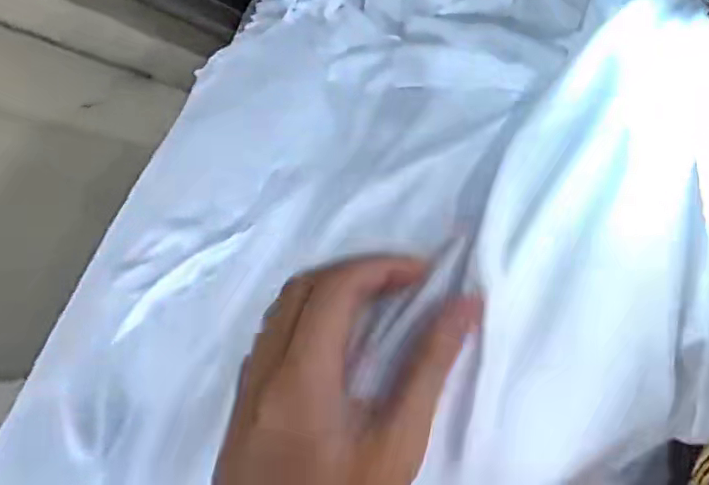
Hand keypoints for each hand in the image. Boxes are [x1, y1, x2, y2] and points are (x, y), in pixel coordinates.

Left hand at [215, 256, 480, 484]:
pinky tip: (343, 343)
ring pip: (280, 309)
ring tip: (378, 304)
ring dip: (331, 289)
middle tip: (404, 282)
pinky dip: (310, 317)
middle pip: (303, 287)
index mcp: (299, 380)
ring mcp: (244, 397)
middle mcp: (262, 378)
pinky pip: (270, 338)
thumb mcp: (399, 442)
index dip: (383, 266)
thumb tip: (468, 302)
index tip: (423, 276)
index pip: (335, 288)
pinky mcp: (240, 415)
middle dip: (359, 269)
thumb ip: (431, 364)